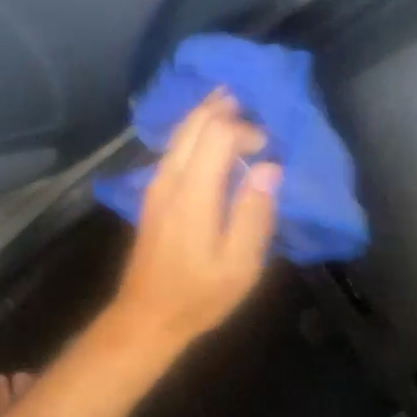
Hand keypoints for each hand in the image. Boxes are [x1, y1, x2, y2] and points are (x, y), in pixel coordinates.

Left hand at [108, 89, 281, 347]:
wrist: (146, 317)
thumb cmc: (198, 296)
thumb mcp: (239, 265)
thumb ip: (255, 213)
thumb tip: (270, 167)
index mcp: (194, 194)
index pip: (218, 134)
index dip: (247, 130)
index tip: (268, 148)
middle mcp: (170, 180)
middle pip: (194, 124)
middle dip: (223, 108)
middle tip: (250, 99)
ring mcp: (156, 186)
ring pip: (179, 134)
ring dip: (206, 116)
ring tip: (232, 103)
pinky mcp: (153, 196)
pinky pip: (173, 149)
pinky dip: (194, 133)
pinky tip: (208, 137)